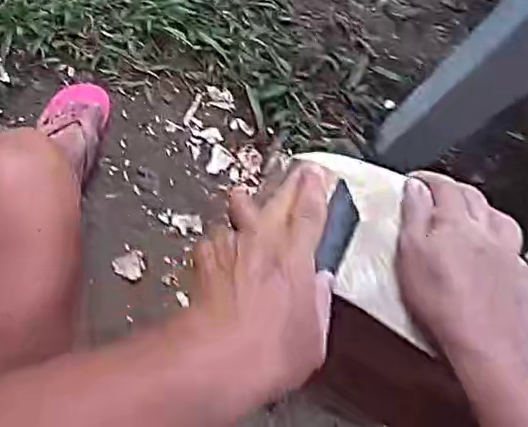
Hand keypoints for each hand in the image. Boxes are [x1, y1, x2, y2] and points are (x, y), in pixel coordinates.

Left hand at [185, 161, 334, 400]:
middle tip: (297, 173)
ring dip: (246, 208)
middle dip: (290, 183)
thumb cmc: (271, 353)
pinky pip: (216, 236)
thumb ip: (318, 304)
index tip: (317, 174)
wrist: (218, 354)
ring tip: (247, 207)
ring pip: (240, 208)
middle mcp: (264, 240)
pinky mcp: (206, 250)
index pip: (310, 212)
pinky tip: (220, 257)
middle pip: (278, 199)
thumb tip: (321, 285)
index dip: (315, 190)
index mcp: (295, 258)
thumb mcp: (313, 339)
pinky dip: (220, 243)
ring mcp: (232, 241)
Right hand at [396, 172, 527, 379]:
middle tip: (441, 193)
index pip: (444, 187)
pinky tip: (525, 261)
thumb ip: (413, 214)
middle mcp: (487, 234)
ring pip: (506, 224)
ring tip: (480, 218)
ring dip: (492, 216)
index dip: (429, 179)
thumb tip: (415, 187)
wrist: (484, 352)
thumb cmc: (441, 304)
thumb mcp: (410, 252)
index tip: (416, 181)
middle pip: (475, 199)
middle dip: (457, 190)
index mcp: (456, 223)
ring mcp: (512, 262)